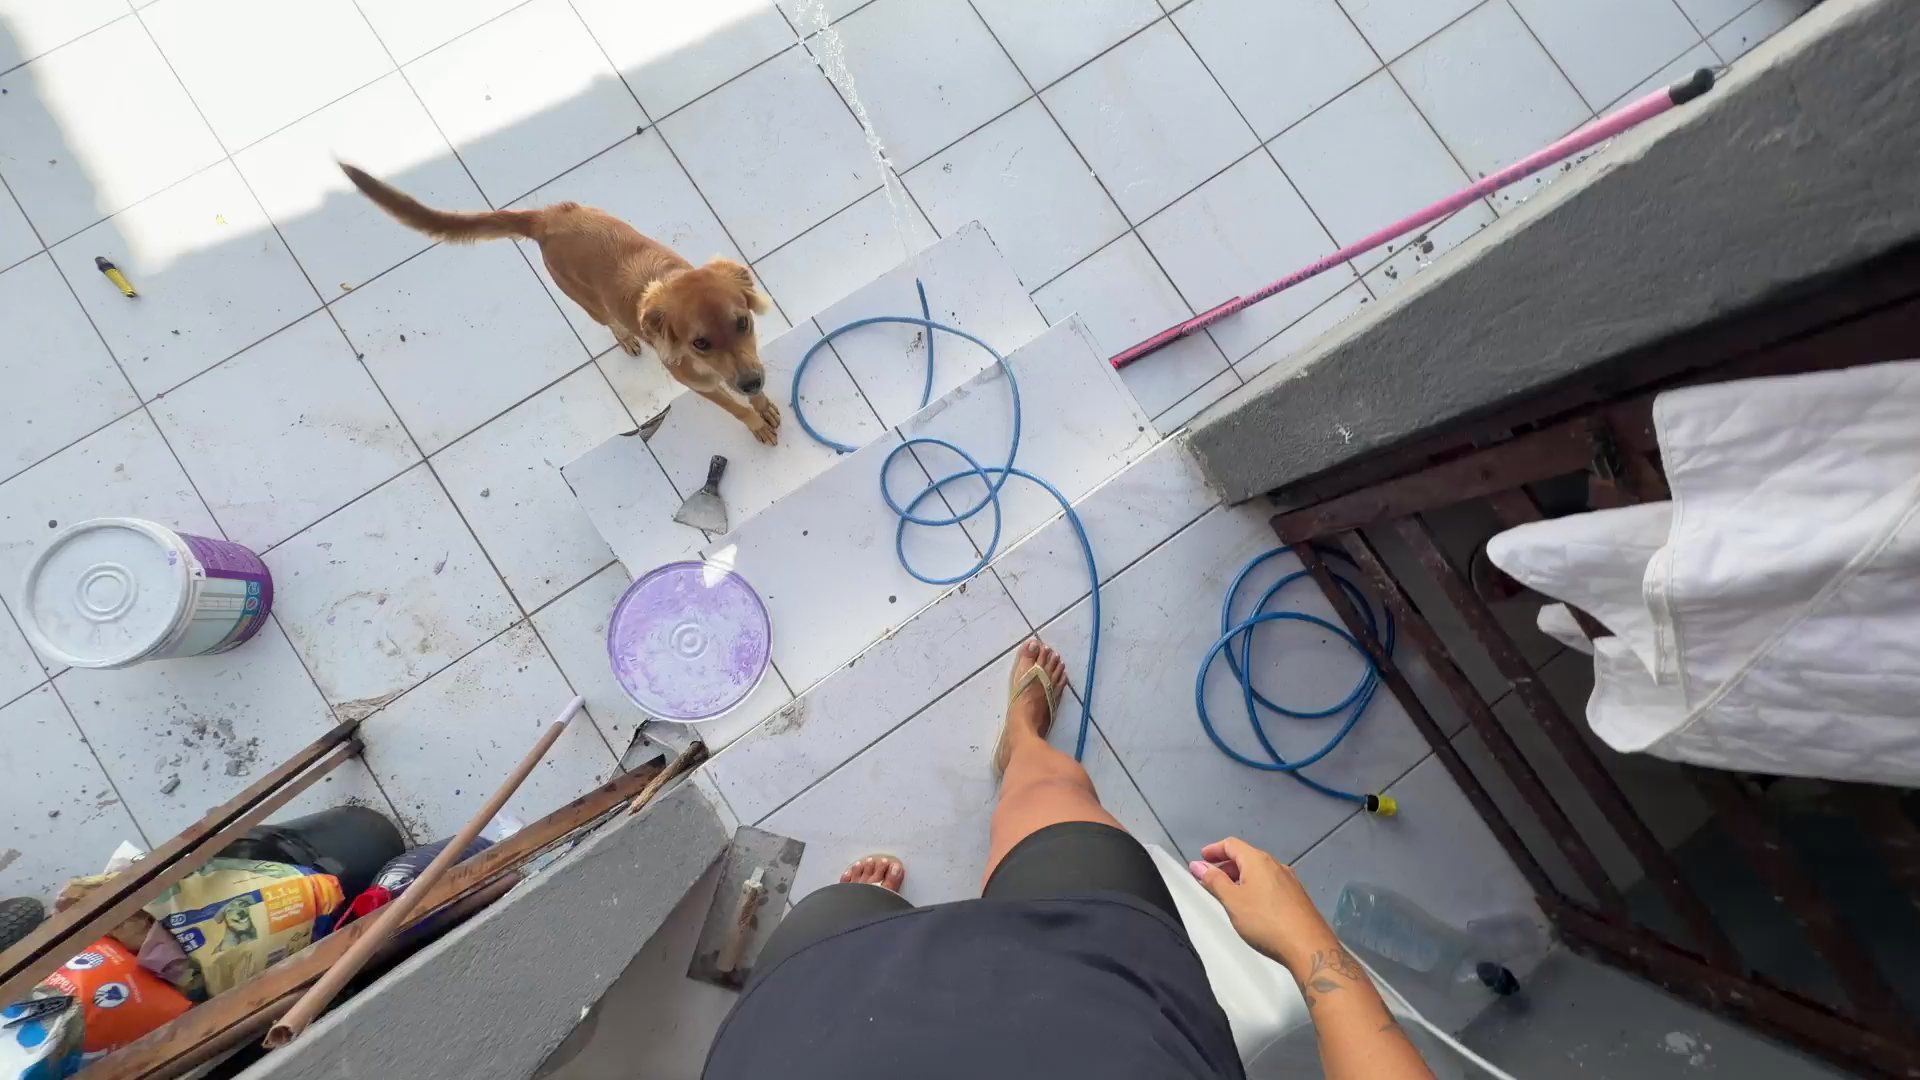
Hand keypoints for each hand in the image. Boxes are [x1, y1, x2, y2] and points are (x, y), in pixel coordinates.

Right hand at [1190, 836, 1336, 969]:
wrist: (1310, 948)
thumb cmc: (1266, 921)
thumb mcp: (1232, 901)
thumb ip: (1213, 881)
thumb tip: (1197, 865)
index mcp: (1257, 860)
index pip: (1231, 844)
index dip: (1214, 850)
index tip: (1202, 859)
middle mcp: (1275, 865)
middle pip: (1246, 856)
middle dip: (1226, 865)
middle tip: (1213, 879)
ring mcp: (1290, 881)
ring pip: (1260, 871)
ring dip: (1242, 877)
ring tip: (1231, 894)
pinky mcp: (1299, 897)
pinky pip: (1272, 883)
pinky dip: (1257, 887)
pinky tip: (1255, 906)